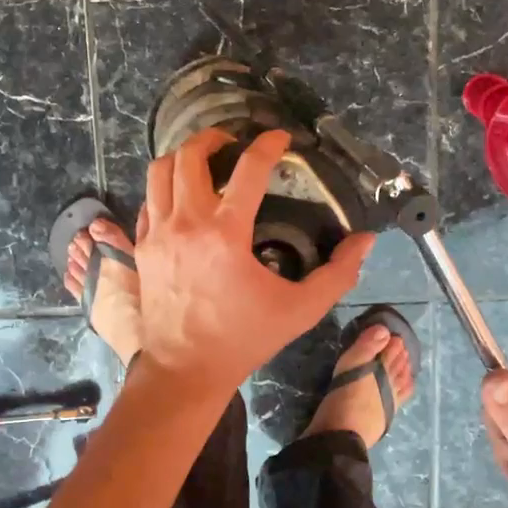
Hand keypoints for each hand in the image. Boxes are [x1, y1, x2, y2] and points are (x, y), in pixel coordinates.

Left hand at [133, 128, 374, 398]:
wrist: (184, 370)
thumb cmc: (243, 339)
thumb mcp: (300, 311)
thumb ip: (337, 275)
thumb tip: (365, 241)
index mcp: (225, 234)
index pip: (248, 169)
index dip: (268, 144)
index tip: (280, 138)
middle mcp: (187, 223)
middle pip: (189, 156)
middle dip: (212, 138)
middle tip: (232, 143)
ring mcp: (158, 233)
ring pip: (159, 170)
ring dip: (182, 157)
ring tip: (203, 161)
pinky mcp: (142, 247)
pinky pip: (148, 200)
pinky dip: (163, 188)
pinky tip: (182, 197)